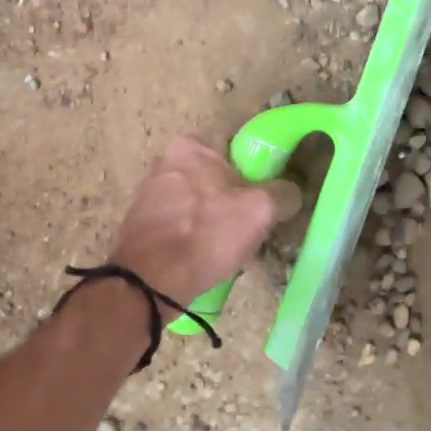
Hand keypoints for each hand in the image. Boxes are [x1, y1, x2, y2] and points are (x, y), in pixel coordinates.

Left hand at [107, 137, 277, 304]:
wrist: (149, 283)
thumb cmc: (207, 235)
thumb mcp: (262, 209)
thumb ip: (283, 193)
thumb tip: (288, 194)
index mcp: (190, 147)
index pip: (237, 152)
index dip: (257, 176)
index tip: (266, 201)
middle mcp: (164, 163)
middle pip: (218, 182)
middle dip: (235, 205)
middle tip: (251, 231)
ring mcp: (149, 196)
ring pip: (201, 207)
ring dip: (217, 227)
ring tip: (231, 252)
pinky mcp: (142, 227)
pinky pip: (183, 228)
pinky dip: (197, 242)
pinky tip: (208, 261)